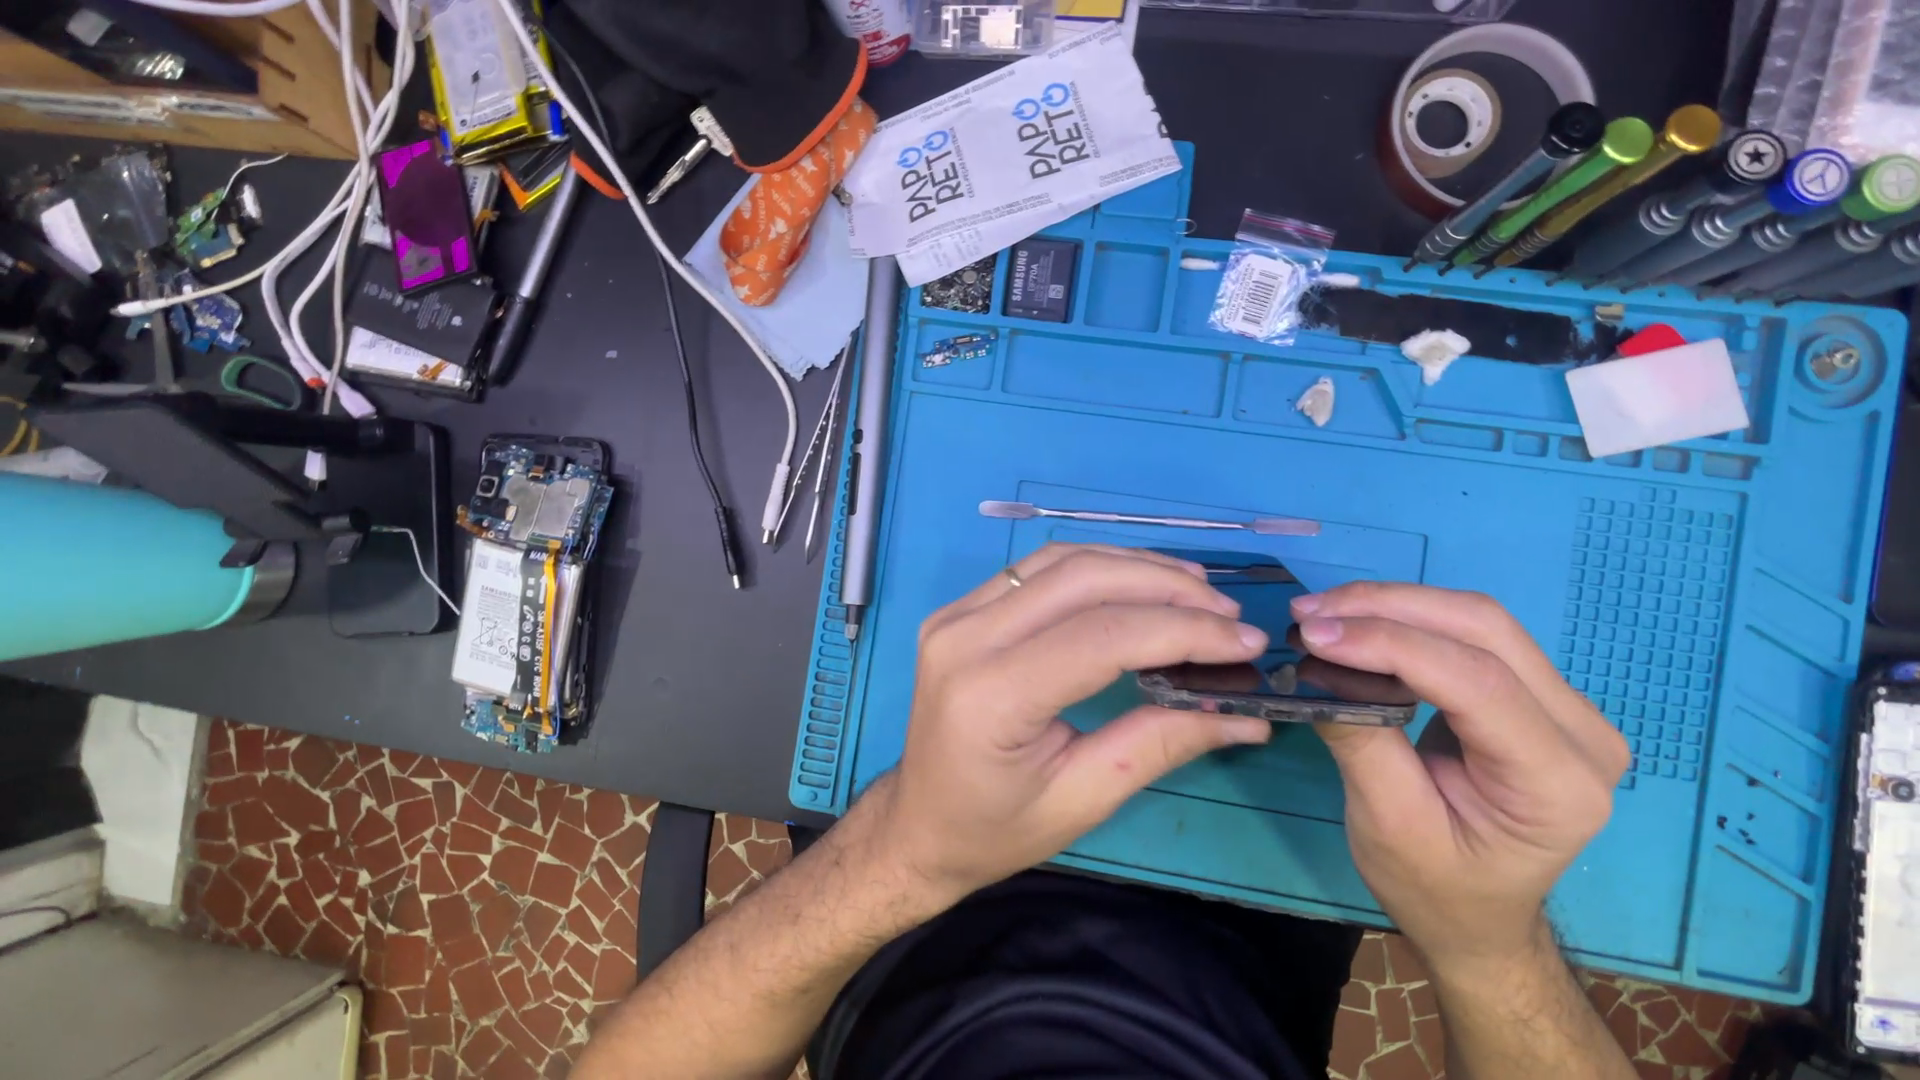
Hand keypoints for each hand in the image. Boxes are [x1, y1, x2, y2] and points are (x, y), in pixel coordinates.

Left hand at [870, 543, 1273, 899]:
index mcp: (990, 695)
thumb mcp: (1082, 799)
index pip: (1101, 637)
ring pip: (1061, 560)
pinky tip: (1141, 580)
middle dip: (1167, 588)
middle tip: (1230, 614)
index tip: (1247, 641)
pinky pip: (1038, 568)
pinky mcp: (960, 609)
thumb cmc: (995, 829)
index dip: (1182, 630)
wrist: (917, 823)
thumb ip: (1160, 743)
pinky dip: (1098, 566)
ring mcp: (956, 615)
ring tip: (1200, 590)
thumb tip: (1246, 713)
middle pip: (1082, 581)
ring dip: (1136, 566)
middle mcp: (965, 638)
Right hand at [1290, 583, 1629, 972]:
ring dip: (1392, 605)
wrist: (1477, 917)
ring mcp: (1567, 708)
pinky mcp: (1537, 695)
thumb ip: (1362, 741)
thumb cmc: (1434, 887)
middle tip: (1307, 613)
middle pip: (1485, 631)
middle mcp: (1582, 732)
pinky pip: (1471, 636)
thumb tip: (1319, 667)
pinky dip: (1405, 620)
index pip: (1476, 682)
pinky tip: (1356, 625)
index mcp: (1557, 781)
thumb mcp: (1387, 825)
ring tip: (1319, 614)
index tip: (1312, 634)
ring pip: (1478, 621)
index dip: (1390, 644)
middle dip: (1387, 608)